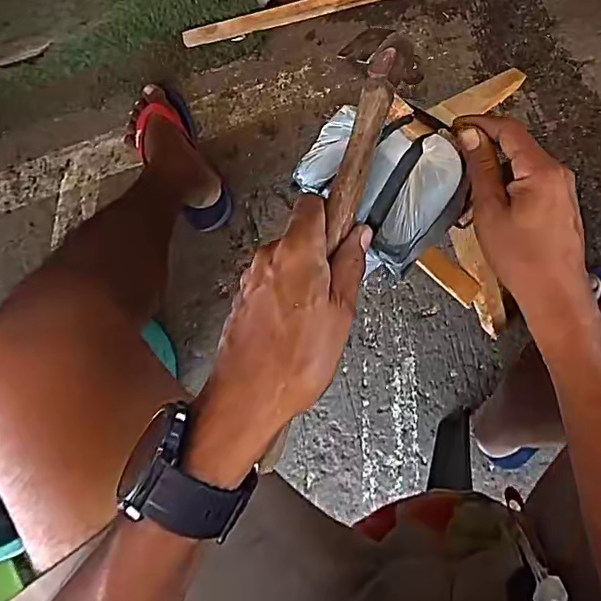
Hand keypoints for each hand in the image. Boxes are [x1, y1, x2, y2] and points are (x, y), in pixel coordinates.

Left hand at [189, 194, 367, 484]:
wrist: (246, 398)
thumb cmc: (293, 361)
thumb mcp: (341, 312)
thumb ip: (350, 266)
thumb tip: (358, 237)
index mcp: (297, 251)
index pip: (312, 203)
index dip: (332, 211)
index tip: (346, 223)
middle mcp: (269, 255)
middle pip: (300, 232)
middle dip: (321, 249)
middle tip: (338, 281)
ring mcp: (252, 275)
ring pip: (286, 257)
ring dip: (303, 272)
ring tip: (316, 311)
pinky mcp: (243, 294)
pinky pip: (272, 278)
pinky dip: (285, 290)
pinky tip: (295, 322)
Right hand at [455, 115, 594, 332]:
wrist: (556, 296)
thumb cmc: (523, 260)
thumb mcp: (490, 211)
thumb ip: (481, 168)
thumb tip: (471, 137)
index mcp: (542, 171)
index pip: (509, 129)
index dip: (480, 123)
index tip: (458, 127)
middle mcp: (558, 174)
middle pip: (517, 146)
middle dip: (486, 149)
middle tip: (460, 160)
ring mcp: (562, 189)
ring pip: (523, 165)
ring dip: (497, 171)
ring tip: (474, 194)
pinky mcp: (561, 203)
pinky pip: (532, 181)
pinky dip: (510, 185)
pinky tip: (493, 206)